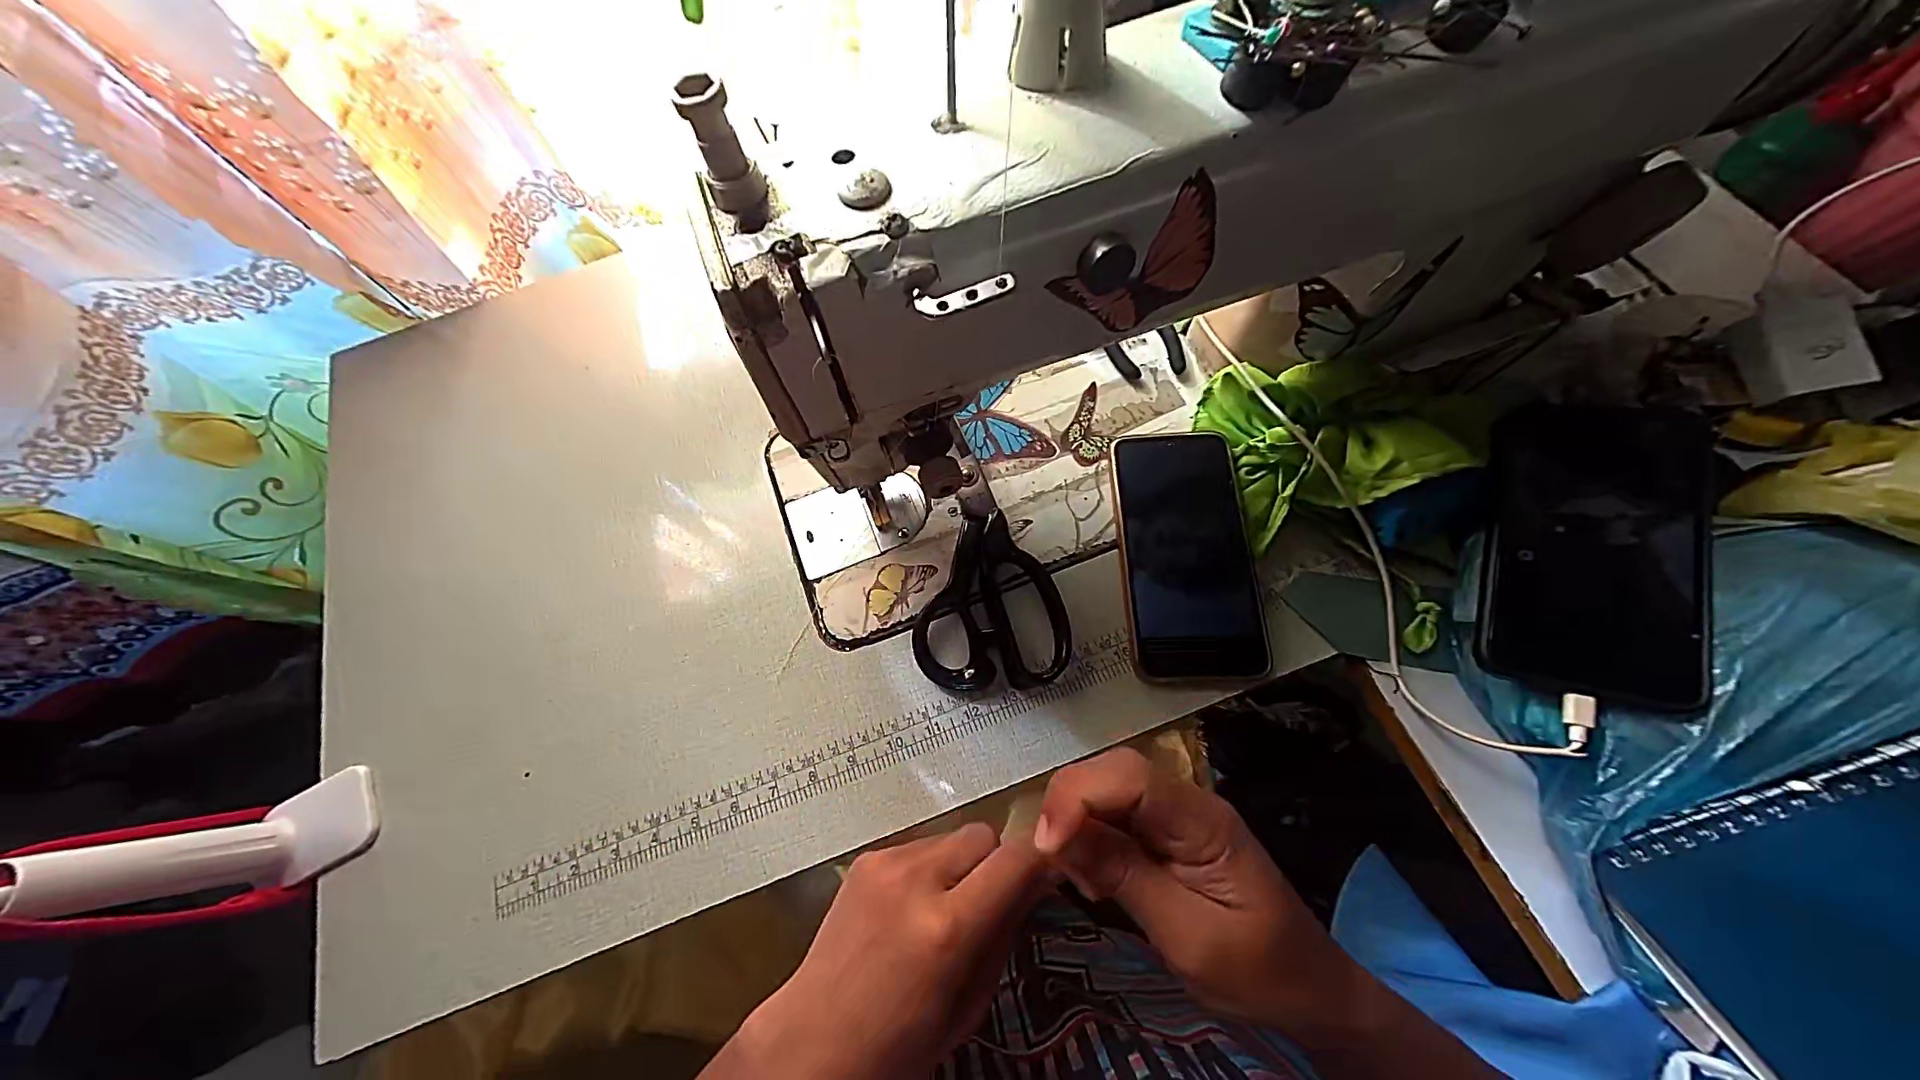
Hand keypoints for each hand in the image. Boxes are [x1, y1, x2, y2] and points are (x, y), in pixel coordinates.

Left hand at [704, 823, 1047, 1079]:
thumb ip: (1005, 935)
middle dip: (995, 863)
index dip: (1041, 862)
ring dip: (960, 864)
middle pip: (984, 835)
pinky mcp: (866, 857)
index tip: (1046, 876)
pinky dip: (928, 868)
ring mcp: (885, 863)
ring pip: (952, 836)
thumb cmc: (898, 1043)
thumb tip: (1035, 884)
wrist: (813, 1039)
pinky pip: (919, 846)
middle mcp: (915, 880)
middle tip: (987, 902)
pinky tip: (910, 906)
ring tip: (942, 907)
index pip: (1017, 859)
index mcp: (947, 927)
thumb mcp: (969, 1005)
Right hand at [1032, 747, 1381, 1046]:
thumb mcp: (1190, 938)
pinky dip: (1088, 838)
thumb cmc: (1260, 975)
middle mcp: (1187, 803)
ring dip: (1076, 822)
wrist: (1311, 995)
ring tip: (1074, 875)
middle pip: (1112, 771)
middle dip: (1070, 805)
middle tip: (1051, 860)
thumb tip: (1056, 839)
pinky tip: (1090, 875)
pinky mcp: (1165, 835)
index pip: (1129, 777)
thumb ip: (1125, 878)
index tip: (1047, 844)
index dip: (1078, 796)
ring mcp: (1176, 816)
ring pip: (1107, 789)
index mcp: (1203, 820)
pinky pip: (1113, 816)